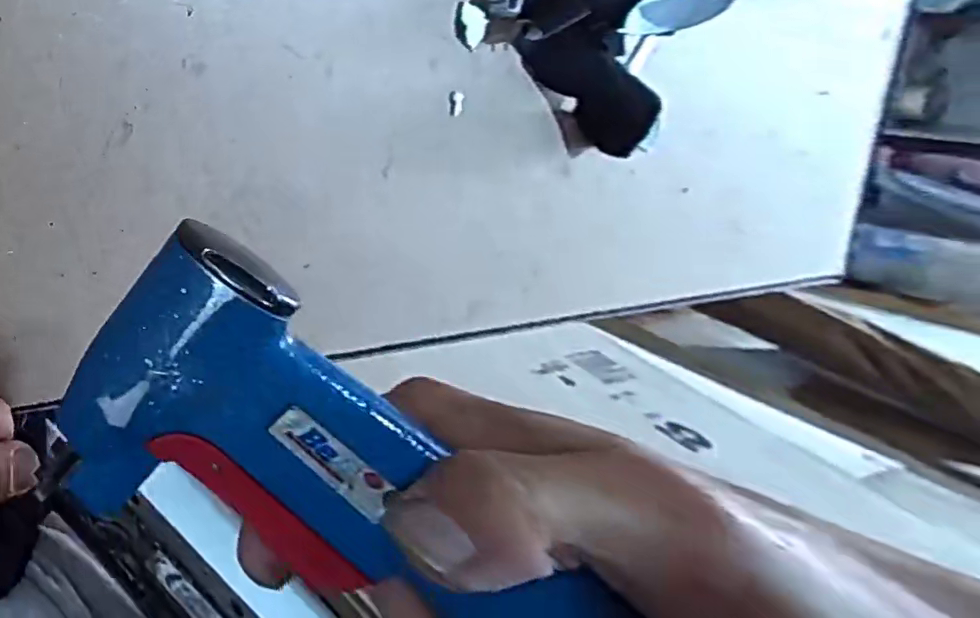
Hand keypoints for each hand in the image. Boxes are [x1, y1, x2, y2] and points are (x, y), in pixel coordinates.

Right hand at [239, 379, 979, 617]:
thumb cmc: (766, 560)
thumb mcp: (642, 509)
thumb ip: (521, 493)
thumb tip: (411, 524)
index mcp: (448, 438)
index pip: (334, 429)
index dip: (281, 462)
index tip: (262, 532)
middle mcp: (448, 497)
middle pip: (354, 535)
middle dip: (368, 585)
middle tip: (399, 612)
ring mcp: (479, 572)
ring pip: (401, 603)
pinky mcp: (500, 616)